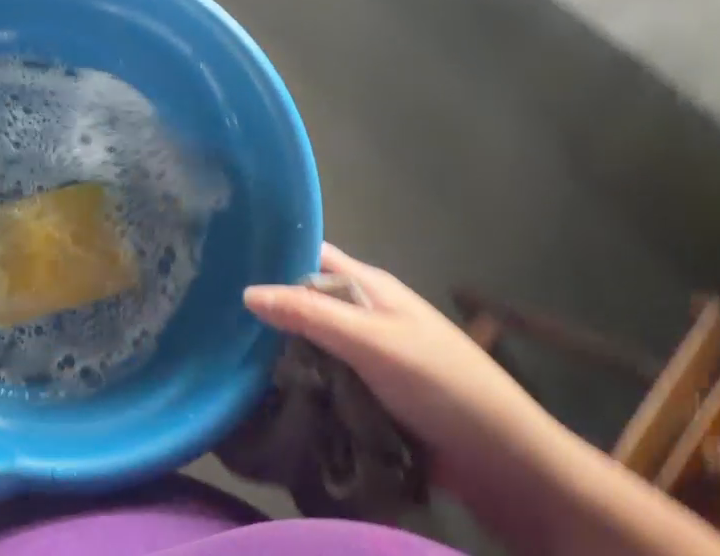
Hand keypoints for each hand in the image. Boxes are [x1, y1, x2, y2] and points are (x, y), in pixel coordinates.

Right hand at [239, 245, 719, 555]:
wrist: (509, 466)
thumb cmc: (445, 387)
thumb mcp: (374, 344)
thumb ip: (311, 315)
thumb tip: (245, 291)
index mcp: (371, 287)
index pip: (309, 254)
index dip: (269, 253)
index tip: (218, 260)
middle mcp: (365, 315)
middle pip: (302, 301)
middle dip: (264, 309)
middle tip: (209, 317)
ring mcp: (367, 357)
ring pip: (308, 343)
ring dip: (277, 351)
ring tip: (223, 355)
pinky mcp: (367, 395)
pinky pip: (320, 379)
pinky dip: (296, 382)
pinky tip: (261, 390)